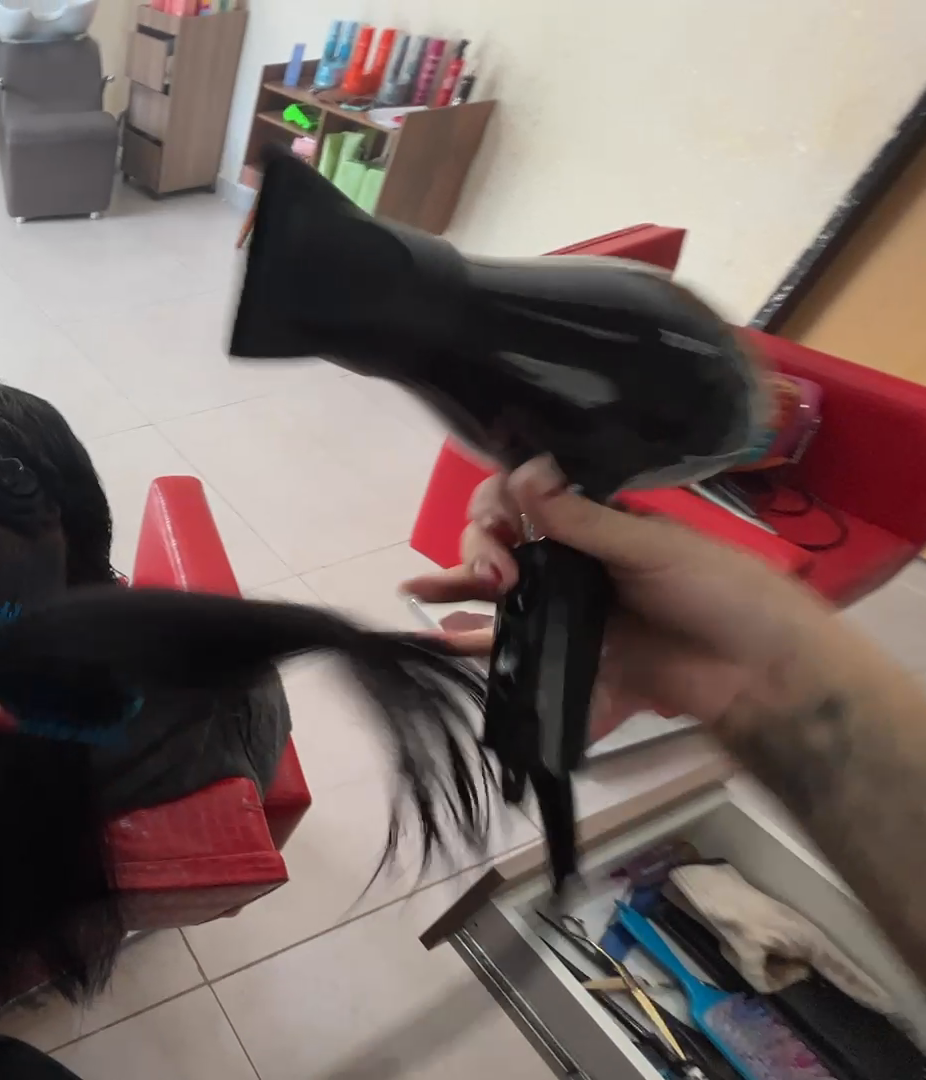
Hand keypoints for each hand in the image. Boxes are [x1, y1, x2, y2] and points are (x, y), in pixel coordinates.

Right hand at [402, 456, 834, 738]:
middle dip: (479, 549)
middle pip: (494, 540)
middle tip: (494, 575)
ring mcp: (554, 603)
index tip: (502, 523)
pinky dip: (461, 638)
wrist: (756, 677)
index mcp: (591, 524)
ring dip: (451, 582)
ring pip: (484, 584)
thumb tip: (523, 472)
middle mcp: (564, 558)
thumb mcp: (654, 547)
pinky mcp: (551, 647)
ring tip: (420, 589)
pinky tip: (430, 633)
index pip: (523, 498)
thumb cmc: (721, 595)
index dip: (498, 504)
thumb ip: (581, 518)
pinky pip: (497, 641)